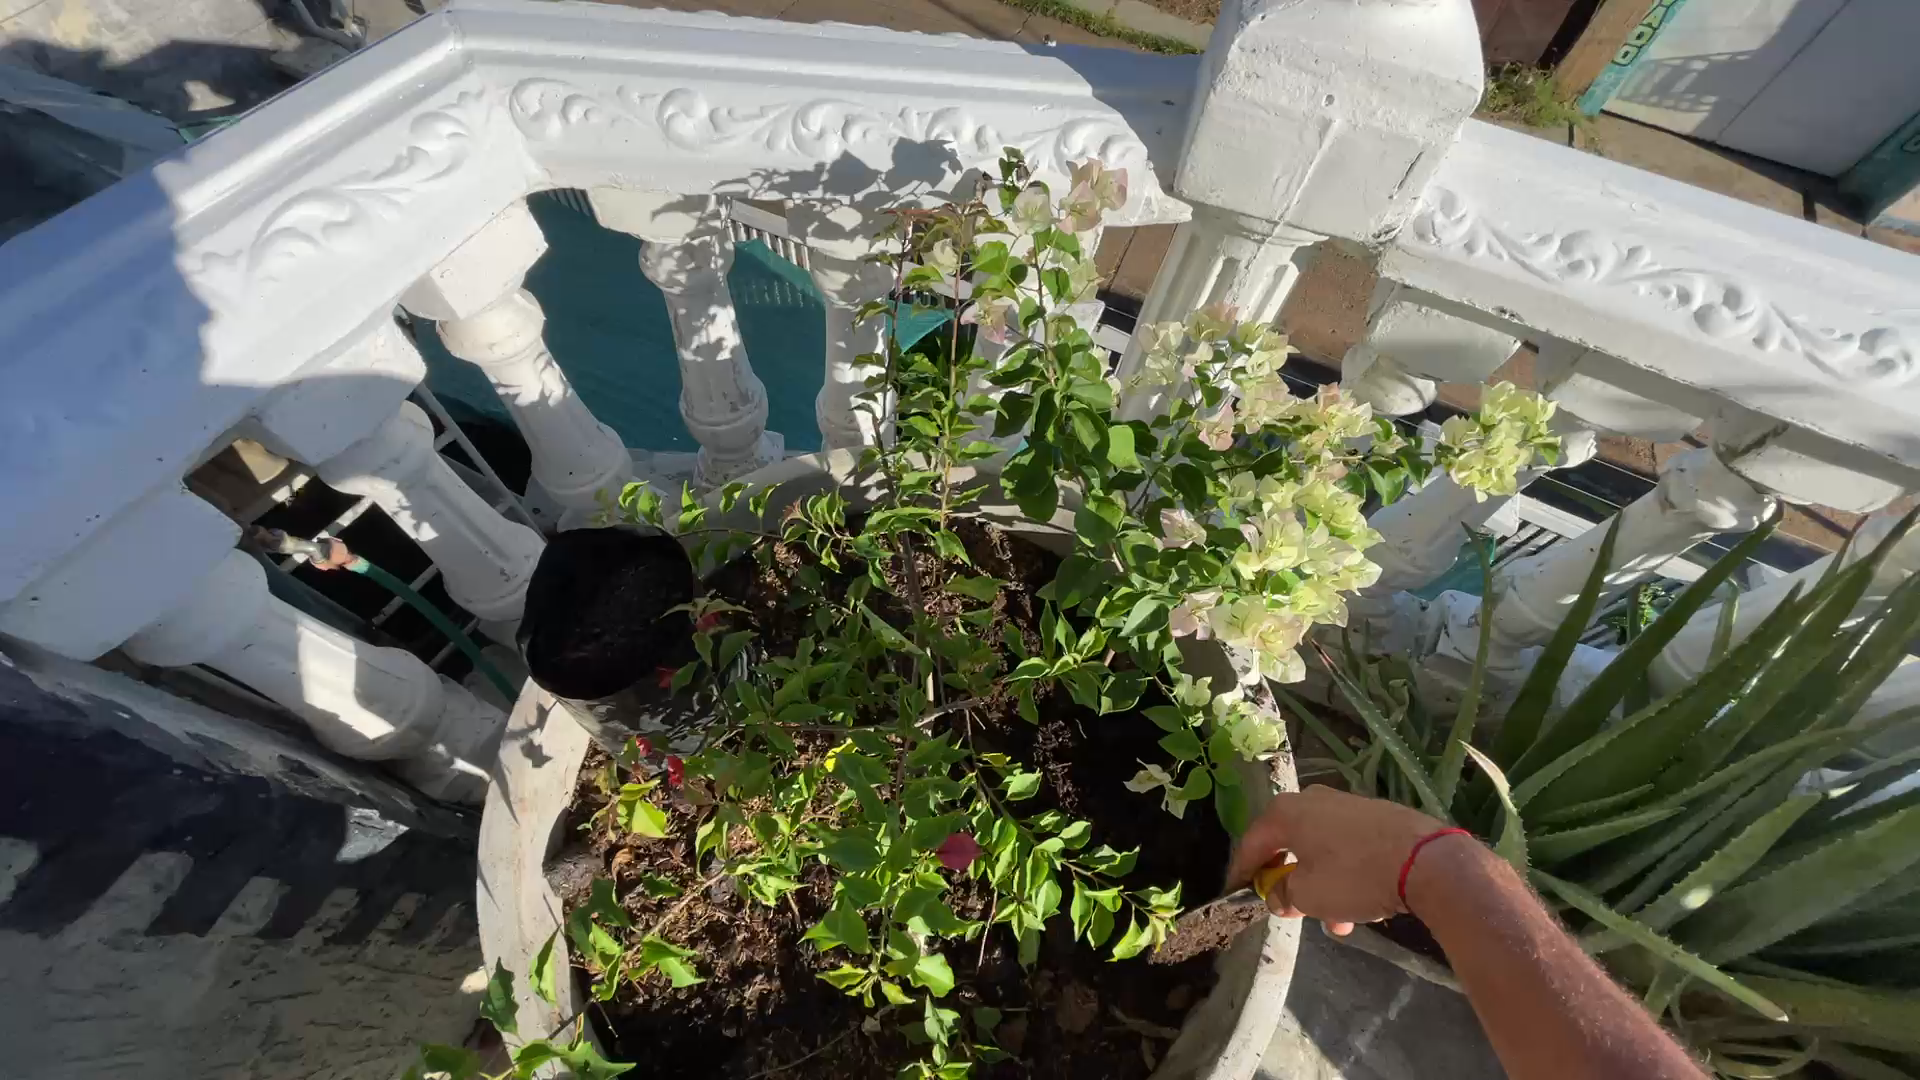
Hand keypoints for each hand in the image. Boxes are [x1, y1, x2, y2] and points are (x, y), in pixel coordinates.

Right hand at [1226, 785, 1456, 935]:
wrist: (1427, 862)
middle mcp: (1310, 800)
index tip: (1236, 891)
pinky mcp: (1376, 815)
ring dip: (1321, 882)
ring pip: (1321, 848)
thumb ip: (1284, 895)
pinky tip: (1362, 903)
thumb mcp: (1309, 896)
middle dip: (1288, 879)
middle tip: (1290, 907)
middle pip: (1288, 843)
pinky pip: (1347, 846)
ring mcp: (1345, 804)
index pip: (1252, 843)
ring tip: (1337, 921)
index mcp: (1285, 812)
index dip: (1242, 870)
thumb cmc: (1354, 875)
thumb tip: (1277, 896)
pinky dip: (1345, 872)